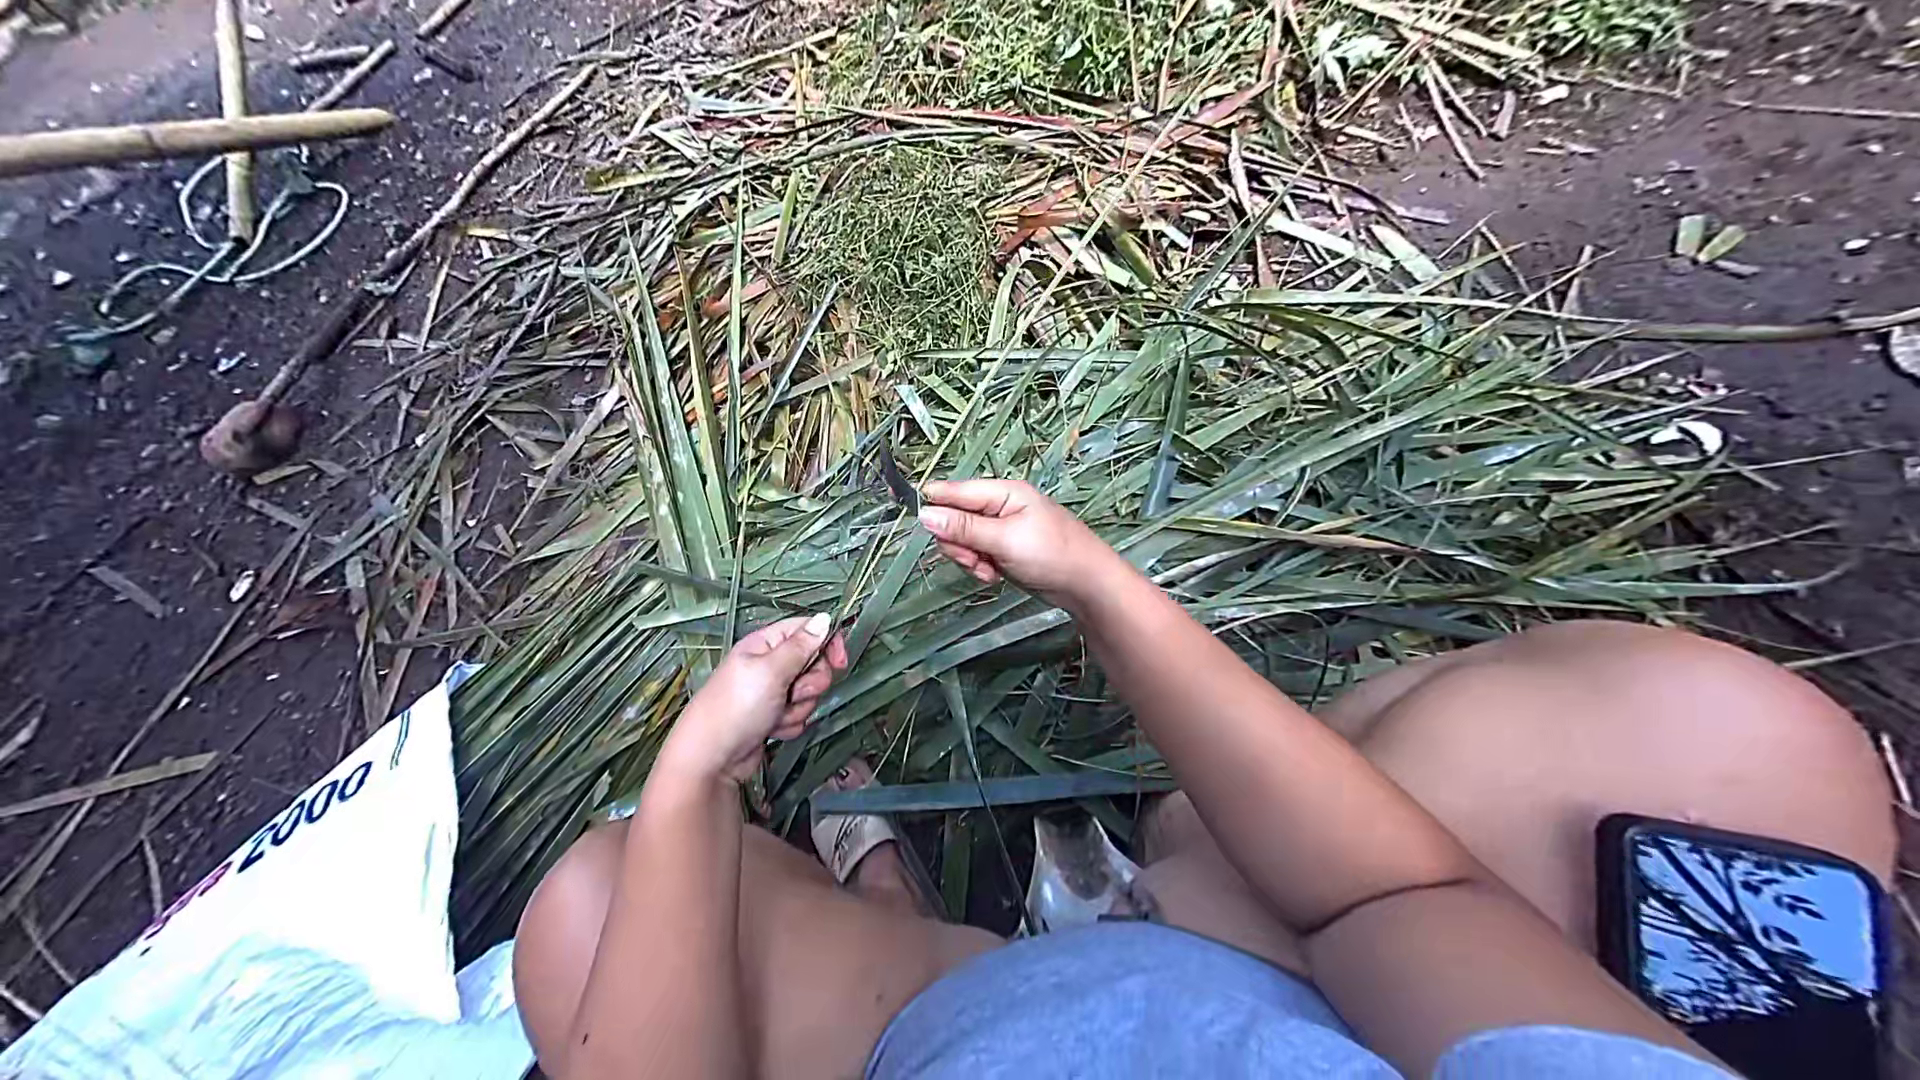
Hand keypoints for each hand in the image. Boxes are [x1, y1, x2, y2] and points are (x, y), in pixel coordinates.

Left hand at [656, 614, 848, 784]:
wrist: (712, 760)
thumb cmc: (737, 708)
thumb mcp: (770, 671)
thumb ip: (801, 645)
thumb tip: (825, 618)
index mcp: (765, 644)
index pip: (808, 630)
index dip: (828, 643)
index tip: (840, 662)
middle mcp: (769, 664)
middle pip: (814, 663)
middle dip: (810, 683)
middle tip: (791, 692)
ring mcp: (771, 691)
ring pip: (809, 692)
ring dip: (799, 706)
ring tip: (775, 715)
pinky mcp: (774, 715)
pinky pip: (799, 713)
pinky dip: (790, 722)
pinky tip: (773, 729)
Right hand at [916, 479, 1116, 607]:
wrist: (1086, 584)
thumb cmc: (1053, 554)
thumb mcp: (1004, 538)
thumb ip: (963, 527)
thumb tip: (925, 514)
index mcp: (1002, 492)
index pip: (954, 491)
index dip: (934, 506)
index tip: (922, 526)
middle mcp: (999, 506)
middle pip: (954, 518)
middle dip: (957, 543)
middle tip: (974, 558)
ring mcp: (1000, 529)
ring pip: (963, 540)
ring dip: (969, 558)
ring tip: (988, 568)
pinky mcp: (1003, 548)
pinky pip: (976, 554)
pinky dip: (980, 567)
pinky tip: (994, 575)